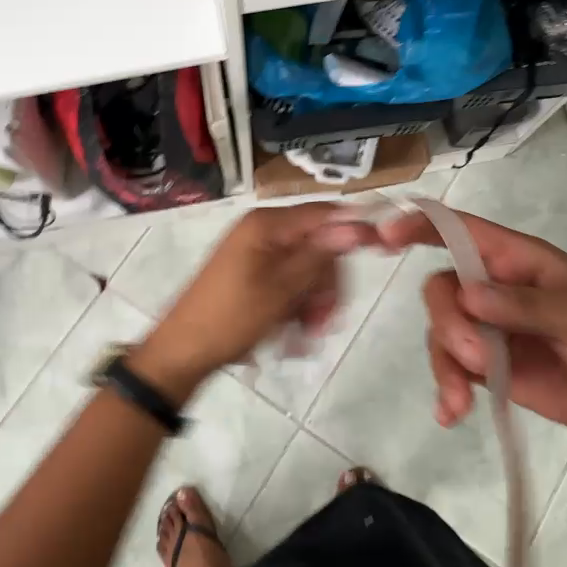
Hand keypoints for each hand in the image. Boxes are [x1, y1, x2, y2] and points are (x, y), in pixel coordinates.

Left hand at [133, 204, 376, 401]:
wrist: (182, 353)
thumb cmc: (231, 319)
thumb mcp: (282, 290)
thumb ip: (319, 255)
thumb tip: (357, 223)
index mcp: (267, 225)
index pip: (326, 213)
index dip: (356, 228)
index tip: (384, 249)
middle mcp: (263, 231)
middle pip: (319, 245)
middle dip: (328, 283)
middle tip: (326, 321)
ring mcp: (256, 253)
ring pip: (307, 269)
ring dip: (314, 301)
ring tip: (307, 336)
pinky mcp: (251, 274)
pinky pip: (288, 282)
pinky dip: (297, 306)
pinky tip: (295, 334)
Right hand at [380, 209, 566, 440]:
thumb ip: (527, 305)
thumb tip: (470, 295)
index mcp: (515, 258)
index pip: (462, 230)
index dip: (423, 225)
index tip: (388, 235)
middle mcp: (491, 285)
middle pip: (442, 288)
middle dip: (448, 323)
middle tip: (474, 357)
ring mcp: (482, 325)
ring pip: (440, 329)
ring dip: (446, 363)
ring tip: (464, 400)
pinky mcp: (479, 362)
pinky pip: (447, 365)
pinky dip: (445, 387)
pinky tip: (452, 414)